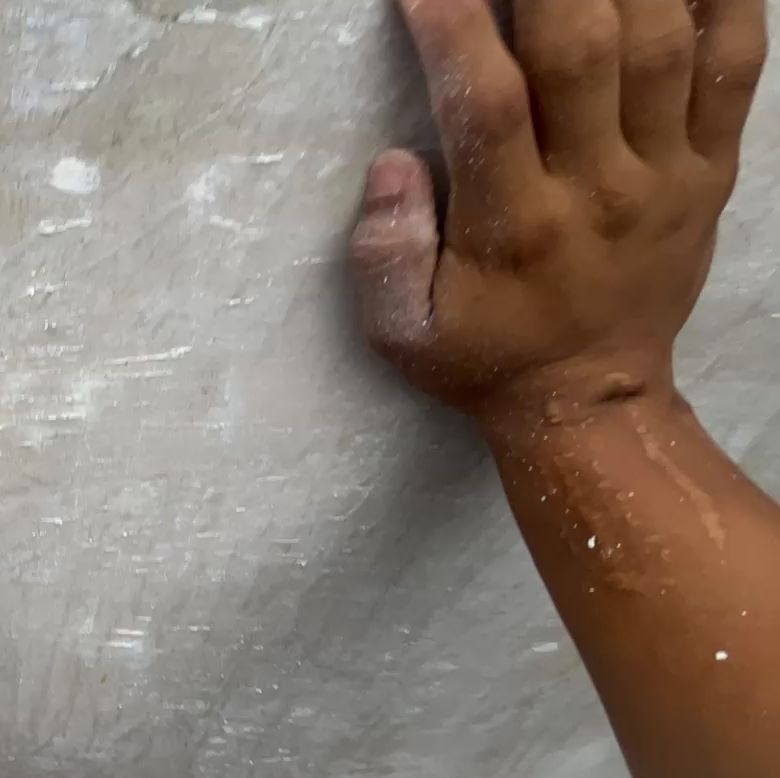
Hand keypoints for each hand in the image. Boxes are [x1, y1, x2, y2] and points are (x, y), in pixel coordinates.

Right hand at [351, 0, 766, 421]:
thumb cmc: (476, 359)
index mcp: (511, 227)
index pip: (489, 107)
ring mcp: (666, 170)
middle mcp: (597, 186)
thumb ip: (385, 252)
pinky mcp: (711, 164)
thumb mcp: (398, 331)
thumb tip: (391, 162)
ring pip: (667, 38)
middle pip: (587, 49)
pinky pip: (741, 57)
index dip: (457, 34)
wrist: (584, 393)